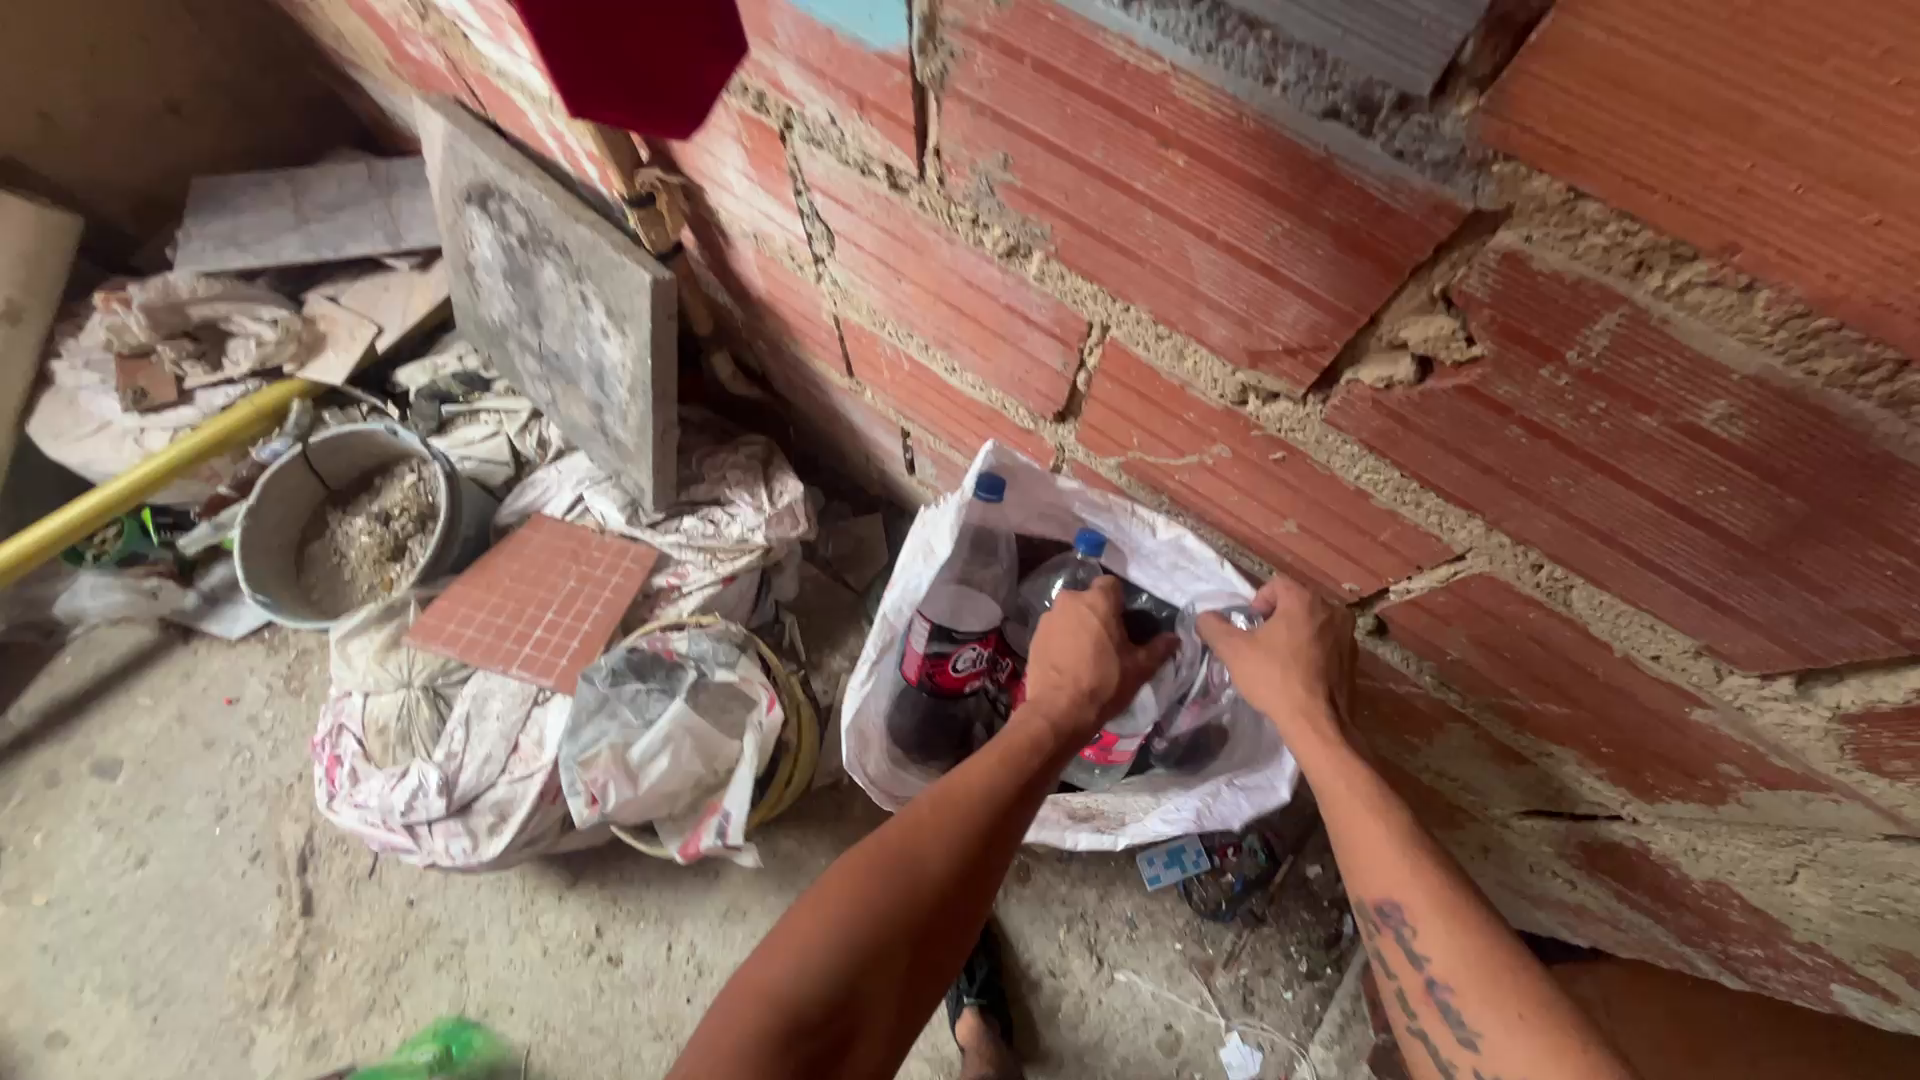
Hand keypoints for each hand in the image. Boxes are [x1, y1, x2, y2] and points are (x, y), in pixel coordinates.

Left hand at [1019, 576, 1178, 746]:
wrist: (1059, 711)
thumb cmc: (1104, 683)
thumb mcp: (1139, 668)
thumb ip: (1159, 648)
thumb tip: (1174, 638)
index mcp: (1097, 601)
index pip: (1112, 584)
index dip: (1120, 600)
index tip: (1125, 621)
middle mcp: (1069, 601)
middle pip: (1089, 599)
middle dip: (1098, 614)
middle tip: (1109, 640)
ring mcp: (1048, 618)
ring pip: (1070, 614)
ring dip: (1079, 626)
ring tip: (1087, 654)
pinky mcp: (1034, 636)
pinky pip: (1055, 630)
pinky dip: (1062, 639)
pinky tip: (1069, 662)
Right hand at [1197, 574, 1356, 758]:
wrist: (1317, 722)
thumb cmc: (1274, 678)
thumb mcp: (1232, 650)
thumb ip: (1213, 626)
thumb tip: (1204, 617)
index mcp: (1304, 601)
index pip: (1276, 584)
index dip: (1257, 602)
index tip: (1250, 628)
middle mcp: (1332, 610)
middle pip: (1296, 602)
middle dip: (1276, 618)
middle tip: (1261, 645)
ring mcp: (1347, 635)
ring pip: (1312, 623)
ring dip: (1294, 634)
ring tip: (1279, 661)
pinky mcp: (1354, 659)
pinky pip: (1326, 643)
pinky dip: (1312, 651)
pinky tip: (1299, 674)